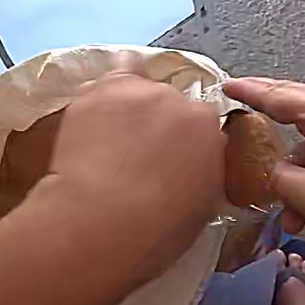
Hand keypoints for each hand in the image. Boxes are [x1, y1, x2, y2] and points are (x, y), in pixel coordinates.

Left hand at [23, 71, 224, 288]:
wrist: (105, 218)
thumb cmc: (159, 226)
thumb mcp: (203, 202)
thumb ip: (206, 168)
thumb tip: (196, 161)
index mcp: (207, 126)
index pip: (201, 122)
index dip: (185, 140)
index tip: (172, 158)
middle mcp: (177, 99)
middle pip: (170, 102)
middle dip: (159, 123)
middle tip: (140, 153)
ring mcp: (138, 91)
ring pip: (138, 88)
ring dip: (132, 106)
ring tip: (113, 137)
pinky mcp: (101, 90)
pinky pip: (108, 79)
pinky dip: (106, 91)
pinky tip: (98, 111)